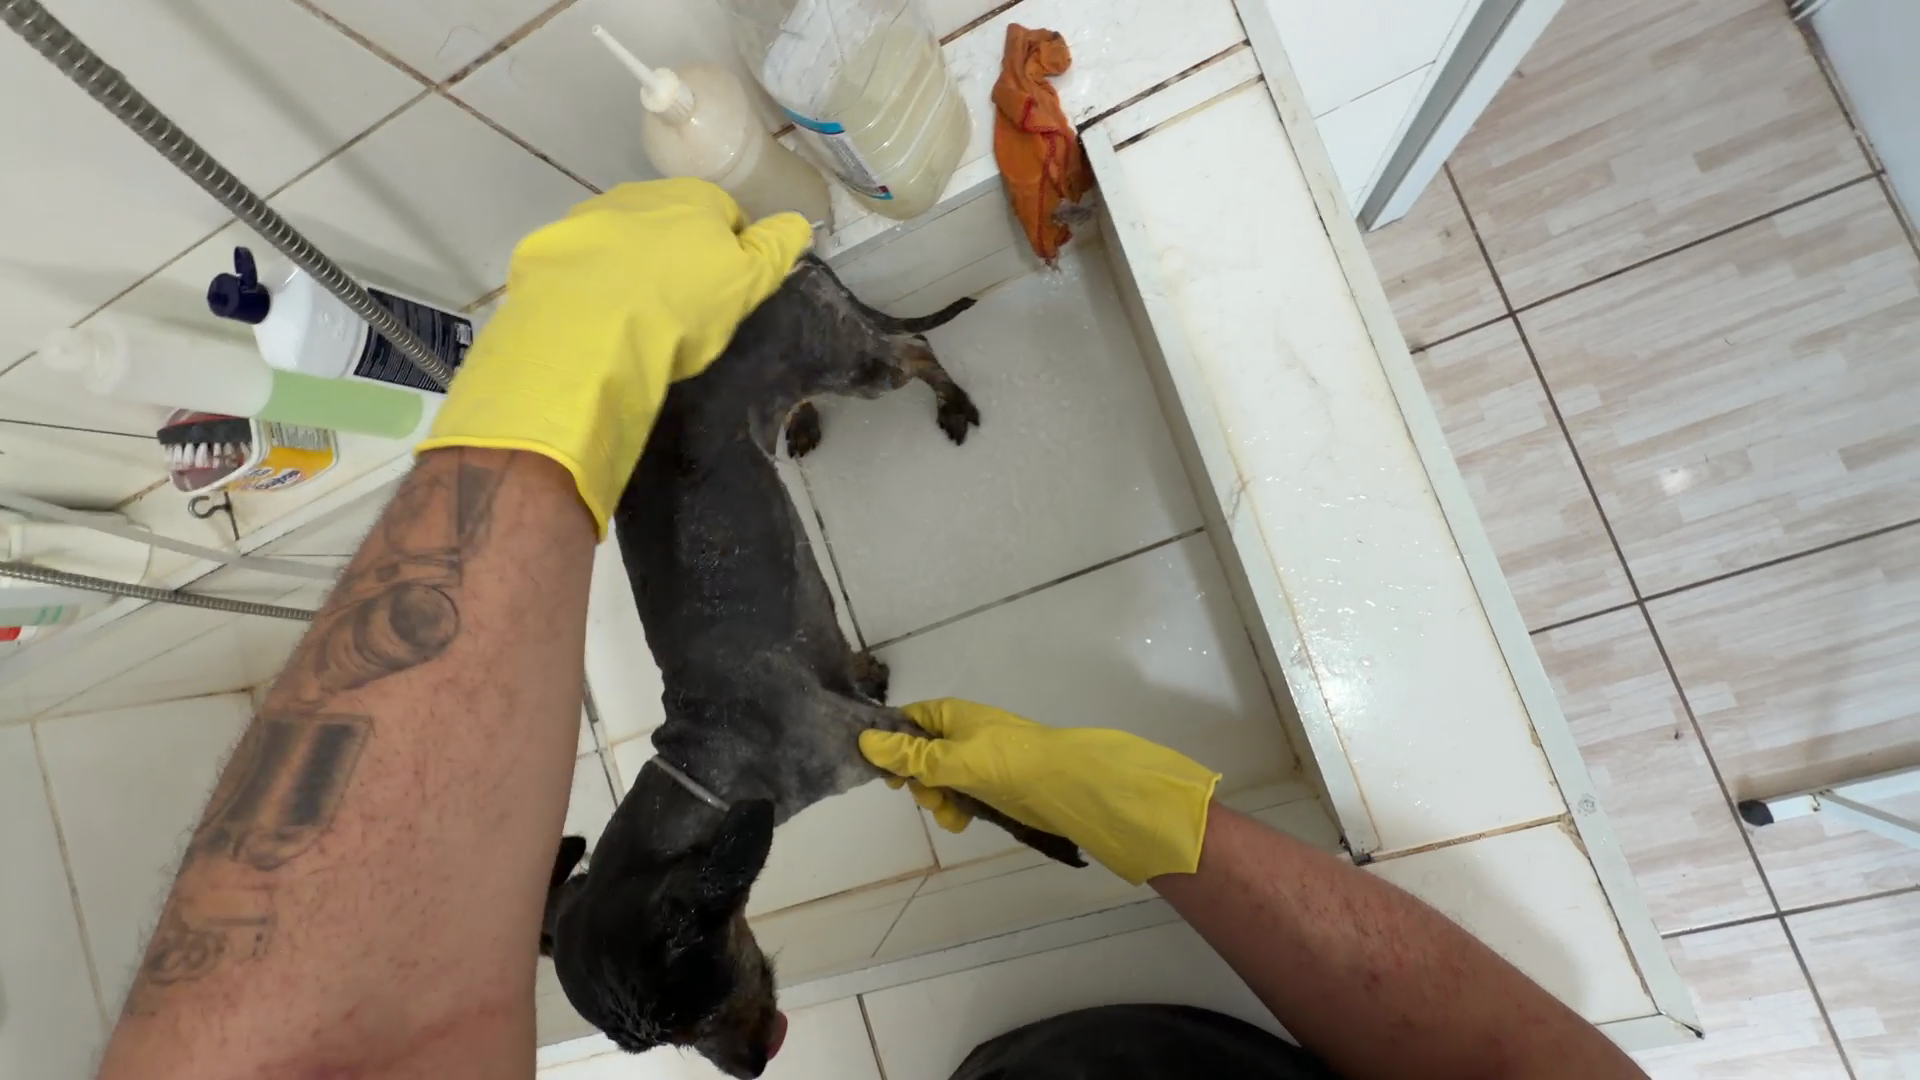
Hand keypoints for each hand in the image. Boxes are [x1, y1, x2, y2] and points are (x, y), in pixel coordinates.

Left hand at [418, 179, 812, 535]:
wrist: (593, 326)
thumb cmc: (686, 303)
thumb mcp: (748, 283)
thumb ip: (777, 250)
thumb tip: (802, 221)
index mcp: (697, 197)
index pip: (730, 216)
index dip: (736, 253)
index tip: (730, 291)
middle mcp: (644, 192)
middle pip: (678, 222)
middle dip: (686, 255)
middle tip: (689, 307)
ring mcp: (595, 214)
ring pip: (633, 238)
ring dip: (642, 265)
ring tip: (643, 315)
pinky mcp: (556, 244)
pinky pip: (592, 260)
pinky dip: (602, 280)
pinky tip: (607, 316)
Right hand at [859, 699, 1220, 884]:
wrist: (1062, 784)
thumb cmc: (1005, 762)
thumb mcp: (950, 758)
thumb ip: (908, 754)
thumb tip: (865, 740)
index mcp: (950, 714)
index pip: (906, 721)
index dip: (891, 744)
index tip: (884, 771)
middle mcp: (960, 733)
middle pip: (918, 755)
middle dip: (916, 779)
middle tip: (926, 794)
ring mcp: (976, 760)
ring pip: (937, 780)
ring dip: (936, 799)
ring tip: (950, 809)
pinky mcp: (989, 785)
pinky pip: (959, 796)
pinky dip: (957, 810)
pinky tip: (964, 820)